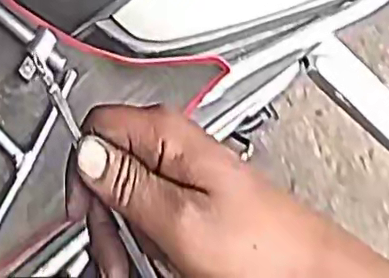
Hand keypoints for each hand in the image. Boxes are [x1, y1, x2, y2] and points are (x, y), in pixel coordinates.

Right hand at [65, 104, 388, 277]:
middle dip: (105, 215)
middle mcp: (170, 142)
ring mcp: (179, 170)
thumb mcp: (179, 221)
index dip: (83, 168)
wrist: (304, 270)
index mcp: (165, 132)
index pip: (97, 124)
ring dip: (124, 236)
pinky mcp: (187, 196)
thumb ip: (127, 183)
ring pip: (123, 196)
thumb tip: (86, 151)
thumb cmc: (256, 247)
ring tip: (144, 264)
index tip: (86, 212)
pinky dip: (145, 241)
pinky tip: (161, 260)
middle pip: (106, 165)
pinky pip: (147, 214)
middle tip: (120, 254)